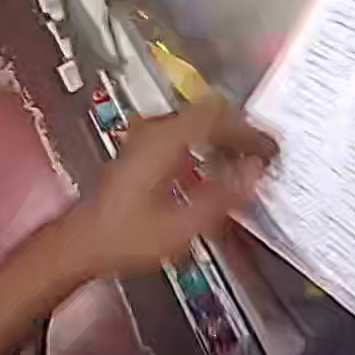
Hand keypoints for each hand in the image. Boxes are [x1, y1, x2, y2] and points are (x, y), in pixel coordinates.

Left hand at [59, 92, 278, 278]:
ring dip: (223, 135)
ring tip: (247, 161)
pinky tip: (216, 166)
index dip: (248, 131)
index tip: (271, 149)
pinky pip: (184, 131)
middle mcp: (155, 128)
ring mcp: (147, 135)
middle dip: (239, 131)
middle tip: (265, 154)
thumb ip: (221, 197)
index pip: (216, 117)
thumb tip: (254, 172)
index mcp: (164, 139)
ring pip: (196, 120)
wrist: (83, 242)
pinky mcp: (143, 147)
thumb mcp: (181, 226)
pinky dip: (206, 142)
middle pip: (207, 113)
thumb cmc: (128, 236)